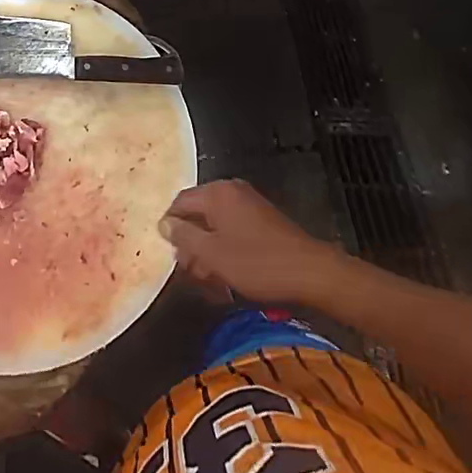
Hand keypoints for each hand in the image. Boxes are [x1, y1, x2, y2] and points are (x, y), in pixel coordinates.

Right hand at [161, 180, 353, 305]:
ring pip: (214, 225)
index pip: (180, 202)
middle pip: (197, 213)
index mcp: (218, 193)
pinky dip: (224, 250)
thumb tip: (164, 223)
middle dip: (190, 244)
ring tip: (209, 280)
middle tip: (191, 273)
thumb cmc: (255, 262)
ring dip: (207, 251)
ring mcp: (248, 204)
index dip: (170, 228)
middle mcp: (232, 191)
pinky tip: (226, 275)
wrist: (307, 270)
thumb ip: (184, 236)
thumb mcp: (212, 254)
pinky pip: (231, 230)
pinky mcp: (260, 219)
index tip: (168, 255)